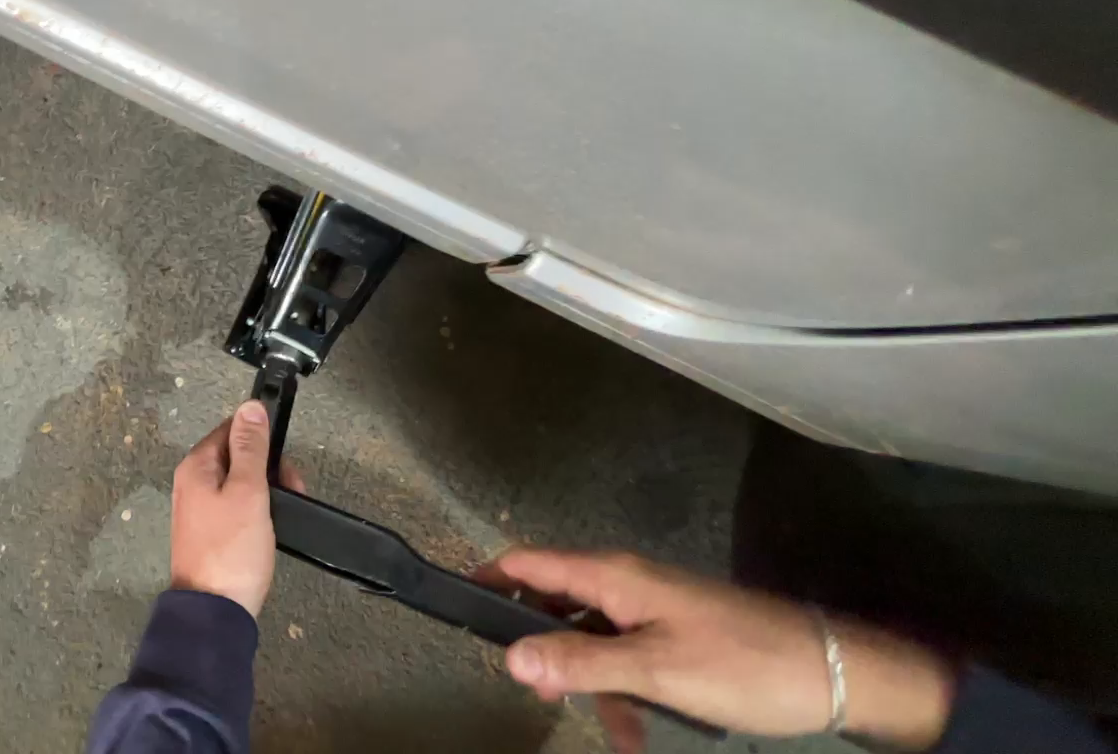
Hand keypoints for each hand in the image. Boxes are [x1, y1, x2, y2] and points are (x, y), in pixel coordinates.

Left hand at [169, 401, 304, 616]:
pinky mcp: (210, 532)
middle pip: (236, 455)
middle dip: (268, 467)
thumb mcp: (248, 491)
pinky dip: (256, 510)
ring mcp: (199, 508)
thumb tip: (251, 406)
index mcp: (196, 466)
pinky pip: (236, 506)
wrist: (216, 612)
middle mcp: (192, 482)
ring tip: (285, 511)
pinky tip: (270, 526)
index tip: (284, 462)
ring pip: (239, 482)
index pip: (231, 429)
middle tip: (291, 490)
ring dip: (266, 490)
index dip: (261, 439)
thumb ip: (251, 448)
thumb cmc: (233, 548)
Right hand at [497, 549, 955, 752]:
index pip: (528, 563)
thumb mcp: (655, 670)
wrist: (837, 672)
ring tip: (607, 732)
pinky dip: (622, 687)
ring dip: (588, 678)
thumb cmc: (738, 663)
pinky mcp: (669, 630)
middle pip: (554, 600)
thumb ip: (579, 663)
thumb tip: (510, 658)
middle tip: (528, 683)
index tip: (458, 603)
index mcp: (608, 576)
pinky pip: (625, 652)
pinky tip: (637, 732)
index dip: (490, 578)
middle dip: (537, 641)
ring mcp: (645, 606)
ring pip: (591, 635)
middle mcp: (619, 582)